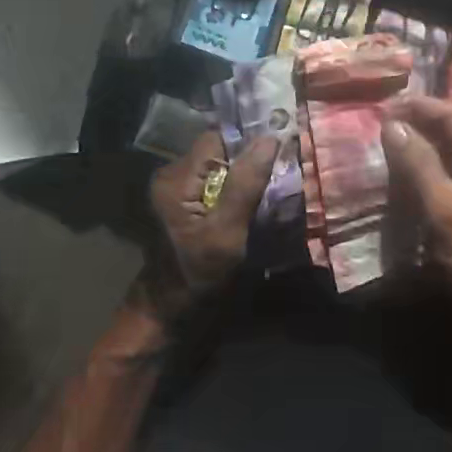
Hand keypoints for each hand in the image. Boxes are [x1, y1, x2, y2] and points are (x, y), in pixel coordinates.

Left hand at [143, 130, 278, 318]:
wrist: (168, 313)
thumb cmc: (197, 275)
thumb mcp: (226, 233)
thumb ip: (245, 185)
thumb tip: (269, 139)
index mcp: (177, 177)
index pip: (217, 138)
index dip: (248, 140)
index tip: (281, 146)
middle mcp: (172, 174)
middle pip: (218, 151)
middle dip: (249, 158)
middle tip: (283, 167)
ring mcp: (176, 189)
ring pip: (218, 166)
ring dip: (244, 174)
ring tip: (274, 183)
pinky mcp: (183, 202)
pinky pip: (214, 182)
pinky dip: (234, 188)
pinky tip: (254, 200)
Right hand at [383, 95, 451, 322]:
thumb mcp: (442, 208)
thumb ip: (418, 162)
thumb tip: (391, 124)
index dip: (420, 107)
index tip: (384, 105)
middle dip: (418, 118)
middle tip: (381, 116)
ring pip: (451, 143)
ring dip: (420, 136)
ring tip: (386, 131)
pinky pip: (450, 162)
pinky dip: (426, 156)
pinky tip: (403, 155)